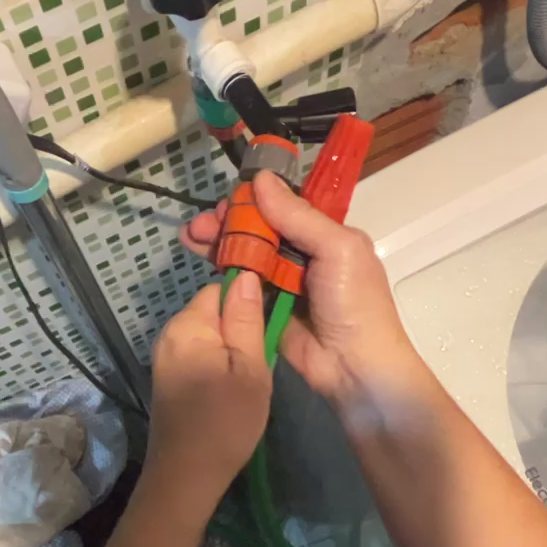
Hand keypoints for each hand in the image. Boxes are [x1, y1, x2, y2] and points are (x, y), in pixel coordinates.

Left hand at [144, 271, 271, 491]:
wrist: (186, 477)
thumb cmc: (224, 424)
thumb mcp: (248, 370)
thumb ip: (247, 320)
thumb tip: (246, 274)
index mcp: (187, 326)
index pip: (220, 289)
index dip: (248, 300)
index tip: (271, 323)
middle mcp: (169, 335)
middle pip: (213, 311)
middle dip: (240, 327)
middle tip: (263, 356)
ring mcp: (166, 357)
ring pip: (209, 335)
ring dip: (231, 348)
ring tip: (251, 373)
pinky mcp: (169, 378)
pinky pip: (199, 354)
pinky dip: (218, 363)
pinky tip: (232, 386)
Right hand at [180, 171, 428, 413]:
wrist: (354, 367)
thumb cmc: (355, 303)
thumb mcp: (336, 249)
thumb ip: (298, 216)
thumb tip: (261, 179)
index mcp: (325, 235)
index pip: (284, 207)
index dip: (255, 199)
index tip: (229, 196)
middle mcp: (302, 255)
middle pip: (258, 229)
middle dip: (228, 222)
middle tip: (201, 223)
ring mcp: (281, 283)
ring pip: (244, 254)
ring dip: (218, 242)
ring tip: (191, 235)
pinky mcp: (264, 309)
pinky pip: (239, 284)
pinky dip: (219, 270)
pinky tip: (200, 255)